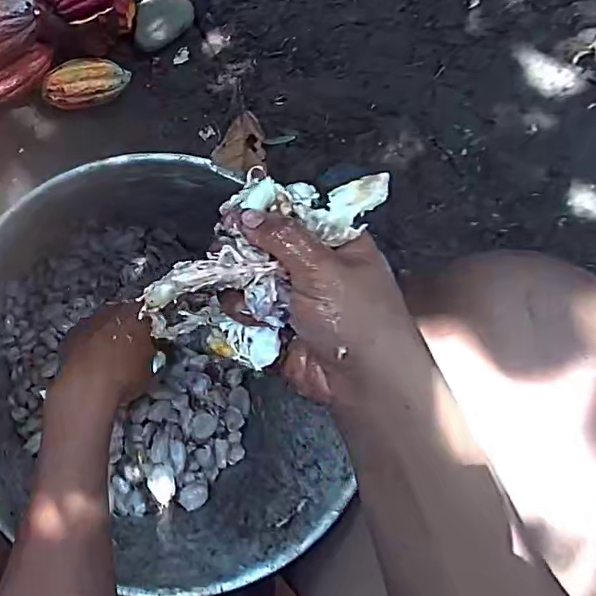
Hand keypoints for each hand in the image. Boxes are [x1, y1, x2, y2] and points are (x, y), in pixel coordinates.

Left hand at [50, 303, 153, 422]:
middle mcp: (109, 313)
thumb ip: (148, 353)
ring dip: (103, 334)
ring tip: (107, 356)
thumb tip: (146, 352)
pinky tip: (90, 361)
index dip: (145, 326)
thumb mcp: (148, 369)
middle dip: (123, 327)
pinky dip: (87, 344)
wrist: (86, 386)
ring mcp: (87, 322)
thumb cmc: (122, 377)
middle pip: (119, 315)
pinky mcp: (70, 334)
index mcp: (134, 316)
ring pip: (99, 324)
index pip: (144, 313)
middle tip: (127, 346)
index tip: (146, 336)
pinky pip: (83, 335)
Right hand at [236, 210, 433, 407]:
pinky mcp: (275, 320)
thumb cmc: (361, 323)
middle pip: (262, 244)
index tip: (237, 214)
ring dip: (243, 285)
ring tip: (254, 297)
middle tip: (233, 254)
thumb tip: (247, 215)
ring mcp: (291, 294)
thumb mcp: (323, 269)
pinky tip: (259, 319)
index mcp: (335, 243)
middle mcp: (311, 265)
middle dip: (245, 252)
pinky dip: (244, 311)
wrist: (362, 384)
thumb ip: (282, 237)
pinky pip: (244, 305)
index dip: (264, 212)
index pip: (293, 214)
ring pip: (247, 275)